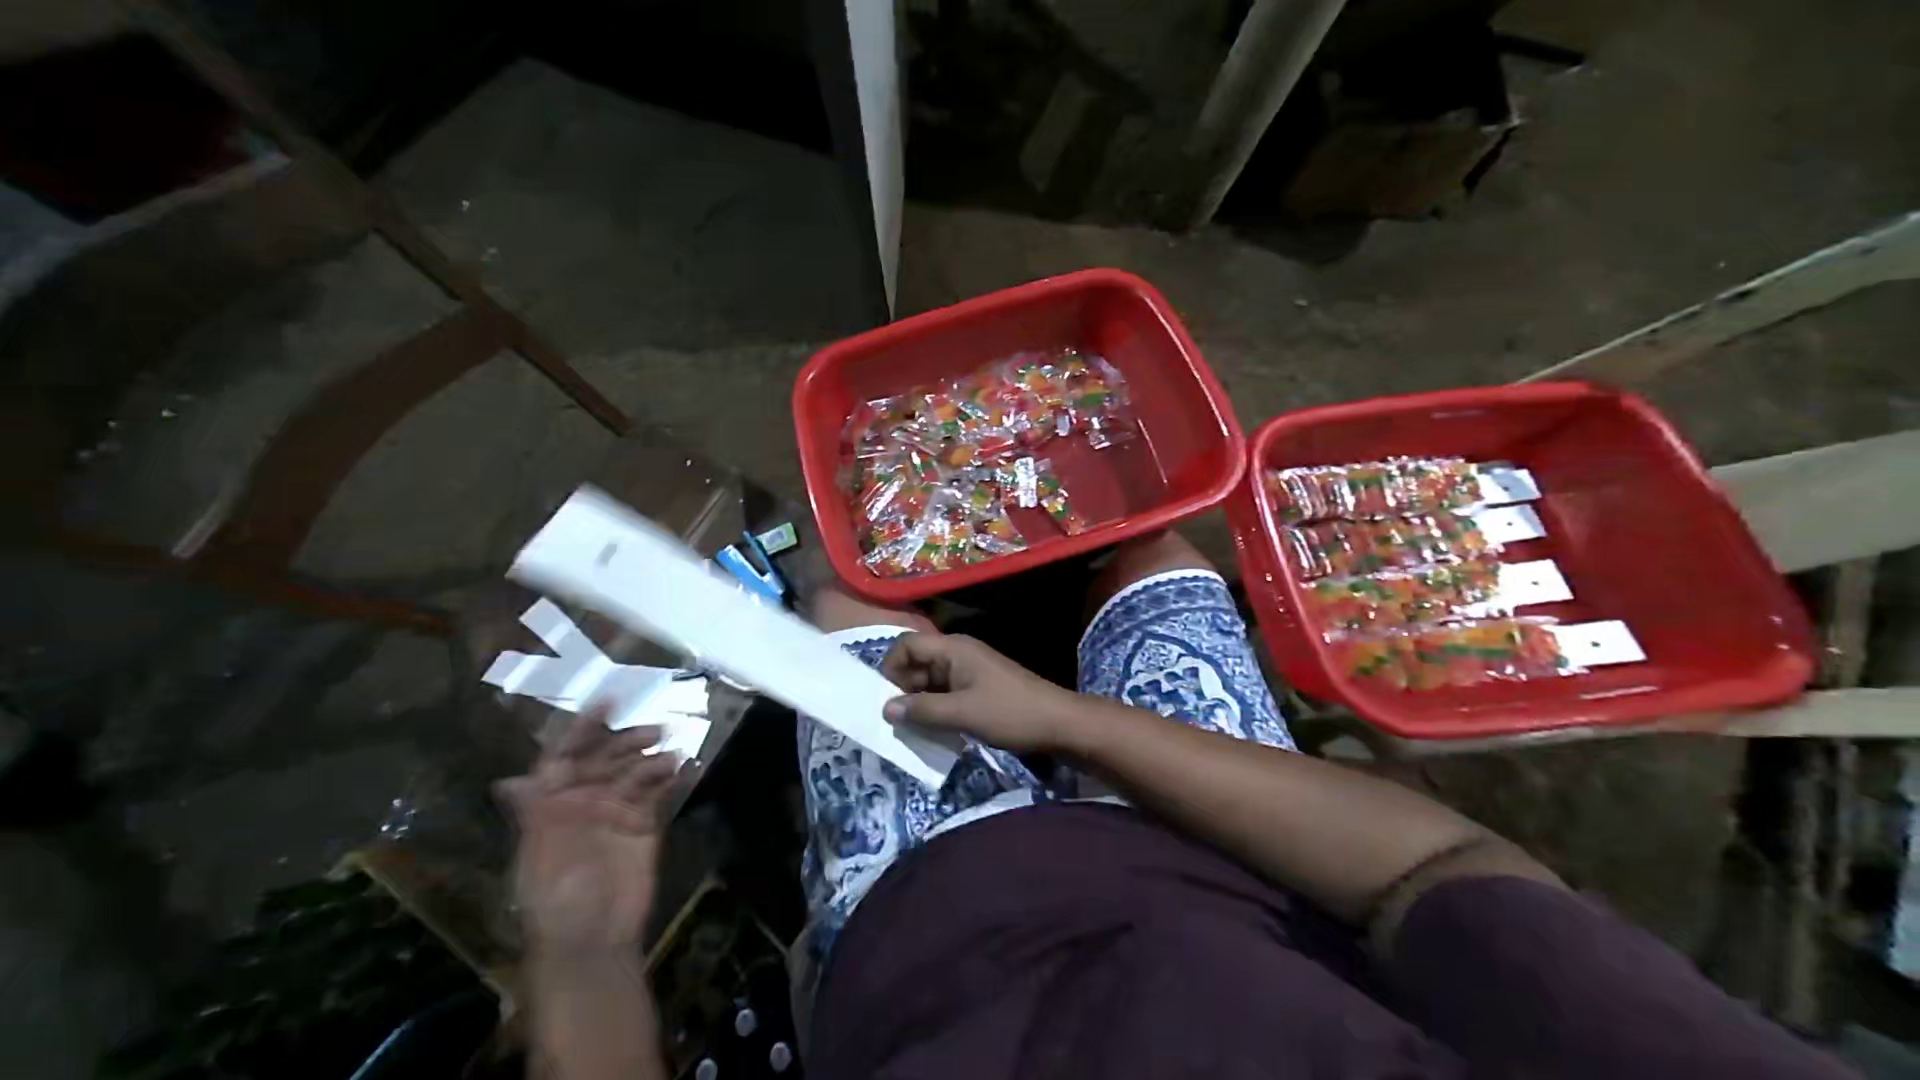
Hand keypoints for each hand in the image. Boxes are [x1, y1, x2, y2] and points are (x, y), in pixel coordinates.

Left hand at [498, 712, 677, 951]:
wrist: (592, 941)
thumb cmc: (556, 901)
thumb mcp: (539, 857)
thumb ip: (535, 816)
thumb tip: (511, 779)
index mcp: (554, 804)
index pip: (567, 755)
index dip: (584, 726)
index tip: (608, 699)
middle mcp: (585, 801)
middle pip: (607, 757)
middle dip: (628, 739)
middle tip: (656, 731)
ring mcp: (617, 812)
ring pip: (636, 771)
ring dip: (653, 757)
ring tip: (673, 755)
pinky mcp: (645, 825)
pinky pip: (659, 792)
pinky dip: (672, 777)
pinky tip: (687, 767)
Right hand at [879, 632, 1078, 752]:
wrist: (1058, 723)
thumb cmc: (1009, 713)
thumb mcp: (961, 714)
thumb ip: (922, 710)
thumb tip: (886, 708)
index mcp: (953, 648)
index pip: (907, 645)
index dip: (890, 668)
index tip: (886, 700)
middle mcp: (959, 652)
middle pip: (917, 662)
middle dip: (903, 689)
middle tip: (896, 721)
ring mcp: (970, 669)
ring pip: (931, 680)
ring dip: (919, 702)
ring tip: (912, 729)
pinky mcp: (979, 686)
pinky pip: (946, 691)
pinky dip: (936, 707)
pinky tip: (935, 730)